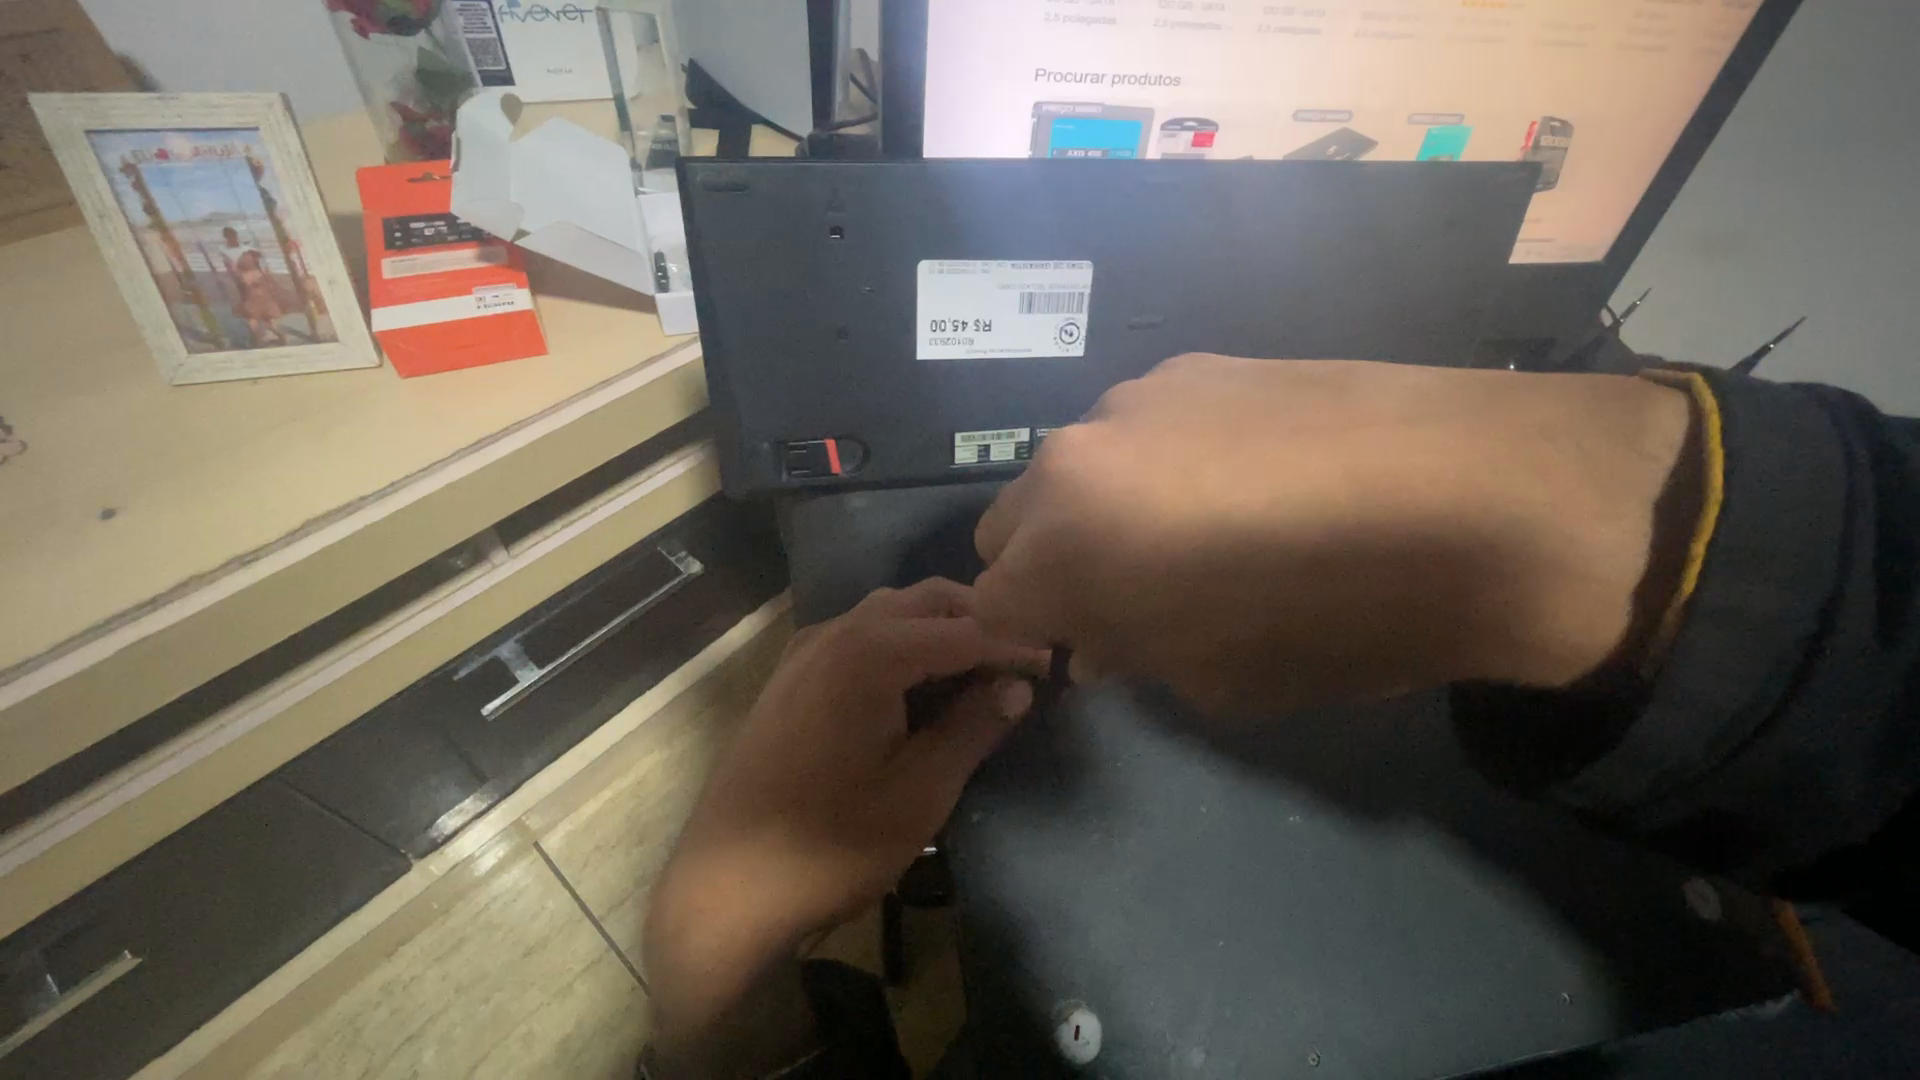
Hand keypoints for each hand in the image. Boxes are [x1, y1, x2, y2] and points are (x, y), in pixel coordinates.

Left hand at [643, 580, 1043, 1064]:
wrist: (725, 884)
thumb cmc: (832, 843)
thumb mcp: (920, 792)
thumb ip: (973, 727)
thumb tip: (1019, 684)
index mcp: (871, 651)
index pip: (965, 629)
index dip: (1013, 647)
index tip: (1052, 670)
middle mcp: (836, 631)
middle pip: (924, 602)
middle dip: (977, 623)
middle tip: (1018, 665)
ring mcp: (807, 650)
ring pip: (889, 613)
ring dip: (937, 630)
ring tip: (975, 674)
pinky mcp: (792, 674)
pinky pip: (859, 636)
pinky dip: (900, 645)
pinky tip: (916, 686)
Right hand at [973, 354, 1695, 713]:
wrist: (1482, 499)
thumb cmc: (1333, 621)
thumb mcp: (1215, 679)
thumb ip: (1130, 654)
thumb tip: (1100, 637)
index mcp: (1064, 546)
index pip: (992, 602)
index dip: (1033, 634)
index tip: (1084, 646)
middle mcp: (1073, 459)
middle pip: (1009, 526)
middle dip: (1046, 567)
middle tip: (1124, 591)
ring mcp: (1130, 400)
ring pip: (1071, 469)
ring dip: (1100, 508)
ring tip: (1194, 526)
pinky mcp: (1191, 364)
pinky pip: (1136, 429)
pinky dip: (1155, 462)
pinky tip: (1242, 474)